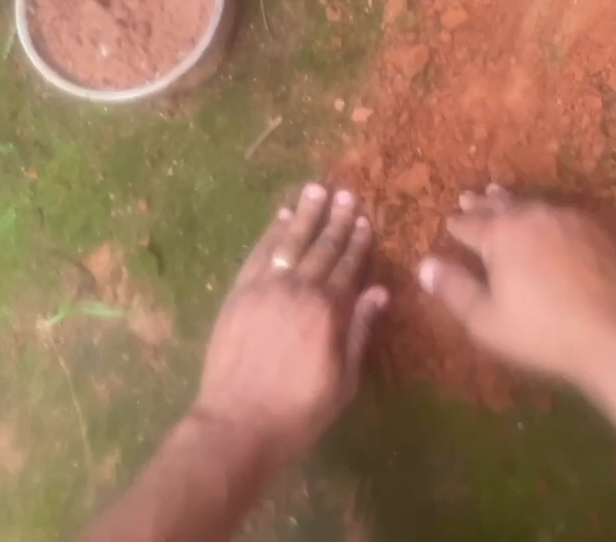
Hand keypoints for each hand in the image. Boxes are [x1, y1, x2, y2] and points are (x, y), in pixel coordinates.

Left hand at [188, 184, 388, 464]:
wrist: (236, 424)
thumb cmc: (297, 411)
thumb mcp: (342, 381)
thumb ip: (359, 331)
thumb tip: (379, 292)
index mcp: (328, 310)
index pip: (348, 266)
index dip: (358, 242)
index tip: (365, 219)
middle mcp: (299, 289)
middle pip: (322, 247)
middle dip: (336, 219)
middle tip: (347, 194)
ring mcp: (265, 287)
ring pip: (290, 241)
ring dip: (305, 214)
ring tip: (317, 190)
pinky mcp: (239, 292)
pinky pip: (259, 253)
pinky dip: (271, 232)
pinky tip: (281, 217)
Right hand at [418, 186, 615, 386]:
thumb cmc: (543, 332)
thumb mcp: (487, 321)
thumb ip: (454, 290)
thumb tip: (425, 265)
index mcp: (499, 235)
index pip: (469, 225)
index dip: (457, 225)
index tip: (449, 222)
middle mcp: (529, 216)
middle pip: (498, 206)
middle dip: (481, 204)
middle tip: (468, 197)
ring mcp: (564, 218)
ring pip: (529, 204)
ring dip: (511, 202)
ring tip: (500, 196)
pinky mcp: (592, 228)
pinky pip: (557, 212)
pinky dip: (542, 213)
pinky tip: (545, 219)